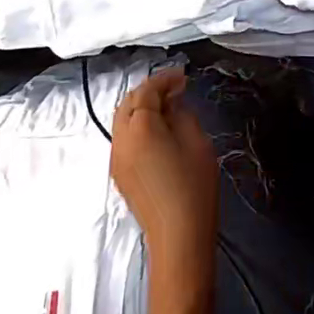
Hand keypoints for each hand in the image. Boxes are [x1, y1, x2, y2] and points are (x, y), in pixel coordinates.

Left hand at [111, 68, 218, 275]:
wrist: (178, 237)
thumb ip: (181, 115)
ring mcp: (116, 158)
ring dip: (142, 109)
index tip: (183, 76)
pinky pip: (124, 139)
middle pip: (128, 103)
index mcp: (140, 127)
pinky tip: (158, 134)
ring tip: (168, 110)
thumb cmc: (193, 188)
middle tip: (175, 90)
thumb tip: (171, 104)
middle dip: (149, 92)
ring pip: (123, 121)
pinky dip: (137, 128)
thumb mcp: (197, 143)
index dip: (165, 79)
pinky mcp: (119, 174)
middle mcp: (120, 139)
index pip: (147, 91)